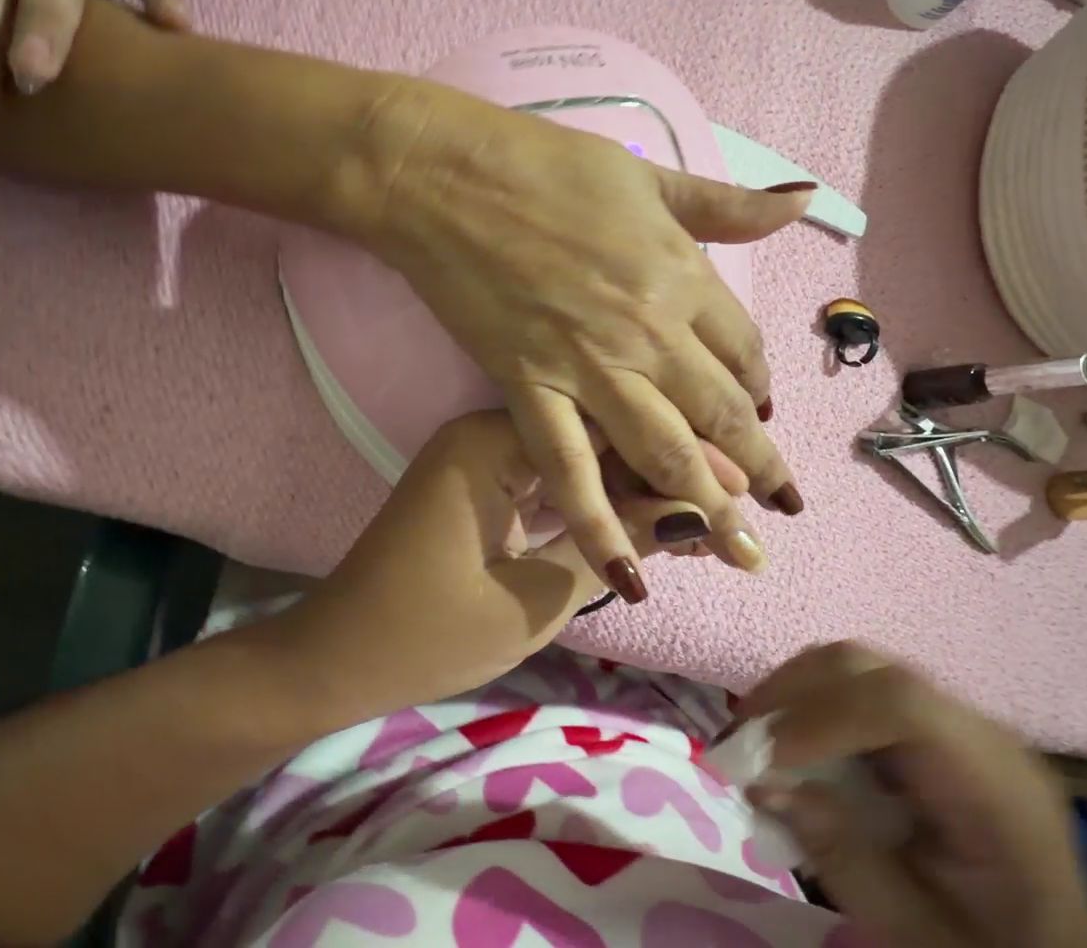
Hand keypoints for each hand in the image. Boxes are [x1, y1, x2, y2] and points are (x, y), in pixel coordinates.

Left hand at [277, 412, 744, 712]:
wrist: (339, 657)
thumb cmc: (431, 633)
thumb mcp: (535, 595)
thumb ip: (614, 547)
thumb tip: (694, 513)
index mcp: (494, 441)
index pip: (610, 434)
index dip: (681, 465)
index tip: (747, 494)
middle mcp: (487, 429)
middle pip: (598, 439)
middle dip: (666, 476)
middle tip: (738, 511)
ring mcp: (479, 455)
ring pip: (579, 459)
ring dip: (634, 490)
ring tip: (705, 519)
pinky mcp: (477, 484)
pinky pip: (551, 479)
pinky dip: (595, 503)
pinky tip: (647, 522)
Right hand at [368, 93, 811, 596]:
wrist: (446, 179)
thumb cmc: (547, 166)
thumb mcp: (649, 177)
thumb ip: (727, 205)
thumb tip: (804, 203)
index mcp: (682, 276)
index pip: (742, 354)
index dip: (758, 392)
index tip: (758, 417)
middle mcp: (648, 333)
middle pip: (720, 417)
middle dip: (759, 470)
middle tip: (781, 517)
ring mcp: (588, 368)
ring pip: (663, 453)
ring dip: (708, 509)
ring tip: (741, 556)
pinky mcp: (528, 389)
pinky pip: (568, 469)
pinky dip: (598, 525)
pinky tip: (629, 574)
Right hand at [737, 644, 1086, 947]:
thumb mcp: (911, 928)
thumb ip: (840, 856)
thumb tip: (764, 783)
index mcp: (994, 785)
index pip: (901, 706)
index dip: (820, 718)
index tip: (763, 759)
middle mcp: (982, 734)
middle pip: (871, 670)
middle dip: (792, 693)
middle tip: (738, 741)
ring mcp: (960, 725)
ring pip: (860, 667)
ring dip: (796, 693)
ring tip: (754, 739)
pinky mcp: (937, 731)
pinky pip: (863, 691)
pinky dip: (813, 706)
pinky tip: (791, 746)